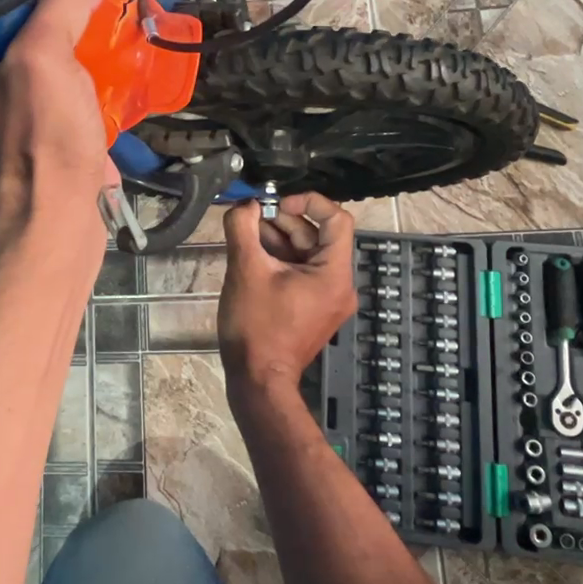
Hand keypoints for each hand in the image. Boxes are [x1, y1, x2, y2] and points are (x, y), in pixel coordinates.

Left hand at [0, 0, 119, 236]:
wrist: (58, 214)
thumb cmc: (41, 136)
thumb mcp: (45, 58)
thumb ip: (60, 5)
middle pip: (9, 18)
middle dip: (51, 2)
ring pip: (33, 46)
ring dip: (67, 31)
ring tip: (99, 15)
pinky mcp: (28, 121)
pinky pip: (50, 75)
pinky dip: (74, 61)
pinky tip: (101, 54)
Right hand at [219, 193, 357, 393]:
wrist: (258, 382)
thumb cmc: (256, 326)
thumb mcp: (245, 269)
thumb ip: (243, 227)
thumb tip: (245, 204)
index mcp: (334, 274)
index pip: (337, 219)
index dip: (308, 202)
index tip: (276, 205)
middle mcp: (339, 285)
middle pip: (318, 234)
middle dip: (284, 221)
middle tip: (252, 219)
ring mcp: (327, 299)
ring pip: (306, 252)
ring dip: (278, 238)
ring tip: (246, 236)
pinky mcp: (312, 308)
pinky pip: (301, 271)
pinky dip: (279, 259)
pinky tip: (252, 255)